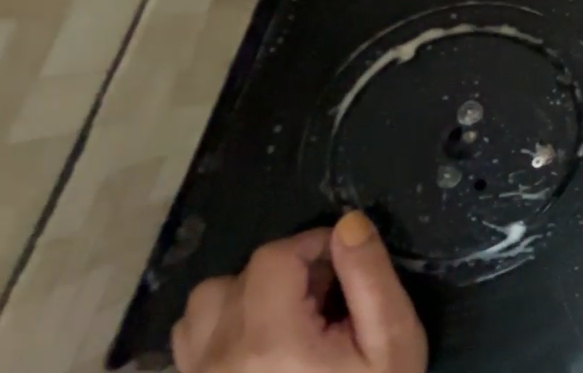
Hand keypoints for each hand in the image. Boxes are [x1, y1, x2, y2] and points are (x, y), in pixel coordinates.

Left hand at [172, 211, 425, 372]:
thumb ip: (369, 275)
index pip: (274, 256)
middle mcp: (218, 359)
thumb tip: (349, 223)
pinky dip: (225, 324)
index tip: (349, 262)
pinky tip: (263, 340)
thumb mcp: (390, 337)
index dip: (316, 243)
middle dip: (290, 268)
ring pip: (205, 305)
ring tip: (292, 313)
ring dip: (249, 293)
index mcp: (271, 340)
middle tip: (330, 294)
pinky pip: (191, 339)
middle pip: (239, 275)